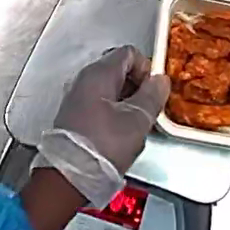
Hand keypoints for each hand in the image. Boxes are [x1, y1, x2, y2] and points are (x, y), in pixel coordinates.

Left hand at [35, 46, 170, 207]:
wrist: (69, 176)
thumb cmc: (102, 145)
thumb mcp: (137, 120)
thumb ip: (152, 95)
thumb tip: (160, 80)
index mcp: (99, 73)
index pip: (129, 53)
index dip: (146, 68)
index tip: (154, 90)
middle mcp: (84, 79)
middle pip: (119, 68)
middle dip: (138, 86)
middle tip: (148, 108)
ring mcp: (77, 96)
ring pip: (110, 88)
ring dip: (127, 101)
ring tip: (136, 125)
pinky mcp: (74, 114)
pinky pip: (99, 102)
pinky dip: (113, 111)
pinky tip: (120, 133)